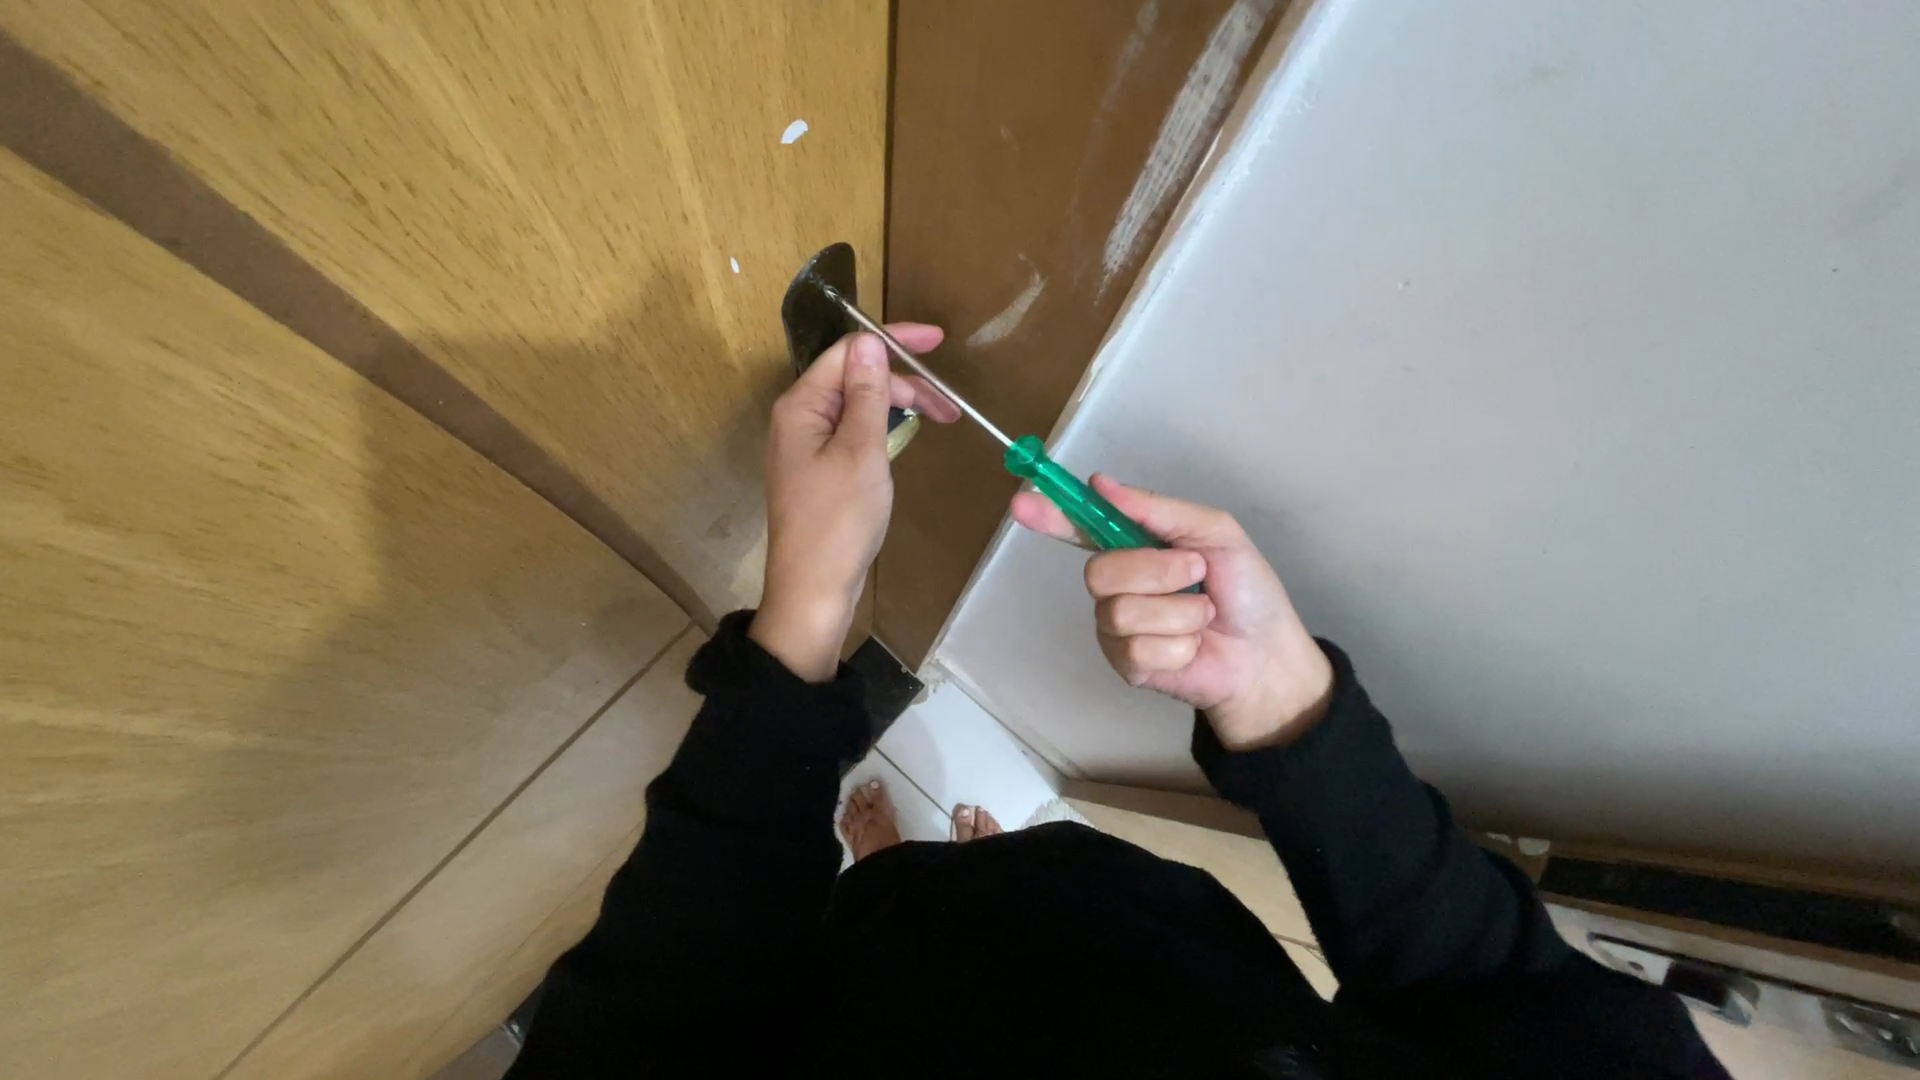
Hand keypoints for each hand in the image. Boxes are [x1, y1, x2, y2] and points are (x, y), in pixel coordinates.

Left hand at [751, 324, 959, 680]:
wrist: (814, 590)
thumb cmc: (838, 521)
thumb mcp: (861, 452)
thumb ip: (866, 393)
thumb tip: (870, 342)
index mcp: (801, 406)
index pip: (848, 352)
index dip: (893, 341)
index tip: (938, 341)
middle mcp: (798, 419)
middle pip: (853, 379)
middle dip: (902, 384)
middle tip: (947, 409)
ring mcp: (806, 448)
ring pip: (856, 408)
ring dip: (896, 408)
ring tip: (937, 423)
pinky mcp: (818, 472)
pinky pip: (852, 435)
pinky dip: (882, 431)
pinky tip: (903, 441)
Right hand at [1010, 476, 1333, 749]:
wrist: (1267, 653)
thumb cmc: (1246, 589)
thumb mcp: (1214, 532)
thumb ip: (1156, 509)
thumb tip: (1100, 483)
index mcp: (1133, 547)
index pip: (1080, 528)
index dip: (1050, 516)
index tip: (1022, 503)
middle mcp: (1116, 584)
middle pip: (1098, 572)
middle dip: (1157, 571)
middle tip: (1195, 574)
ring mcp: (1115, 626)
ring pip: (1121, 611)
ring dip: (1179, 612)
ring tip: (1202, 616)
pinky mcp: (1125, 664)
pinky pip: (1137, 649)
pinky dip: (1180, 645)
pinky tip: (1193, 648)